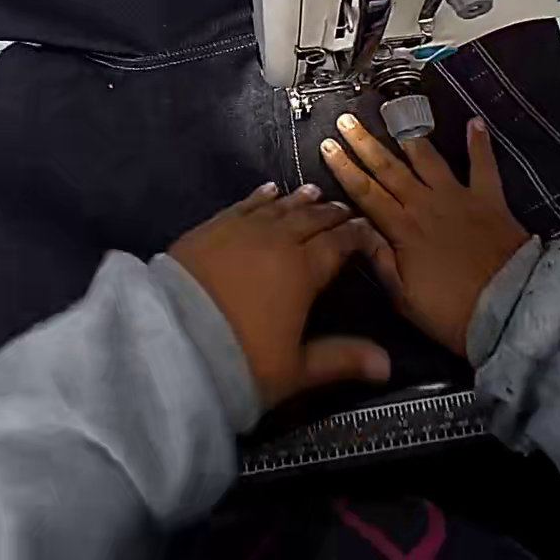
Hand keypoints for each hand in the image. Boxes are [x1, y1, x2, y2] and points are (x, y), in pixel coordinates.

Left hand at [170, 183, 391, 407]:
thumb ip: (341, 359)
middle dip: (329, 214)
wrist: (172, 343)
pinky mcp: (212, 227)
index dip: (353, 235)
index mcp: (303, 270)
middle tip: (342, 208)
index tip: (365, 227)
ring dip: (299, 200)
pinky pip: (244, 204)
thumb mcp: (295, 369)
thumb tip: (387, 363)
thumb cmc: (241, 361)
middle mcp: (276, 240)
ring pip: (279, 208)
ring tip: (313, 192)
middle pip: (310, 220)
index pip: (336, 245)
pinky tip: (268, 190)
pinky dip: (260, 196)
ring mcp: (242, 229)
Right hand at [320, 114, 529, 355]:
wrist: (512, 312)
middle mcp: (426, 204)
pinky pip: (483, 165)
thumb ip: (379, 260)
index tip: (328, 146)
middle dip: (364, 142)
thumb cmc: (453, 313)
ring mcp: (458, 197)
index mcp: (402, 229)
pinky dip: (479, 143)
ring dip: (407, 135)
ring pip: (427, 159)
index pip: (365, 191)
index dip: (344, 168)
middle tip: (346, 120)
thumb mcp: (404, 298)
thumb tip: (356, 227)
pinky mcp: (489, 199)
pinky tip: (474, 121)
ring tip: (391, 112)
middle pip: (389, 168)